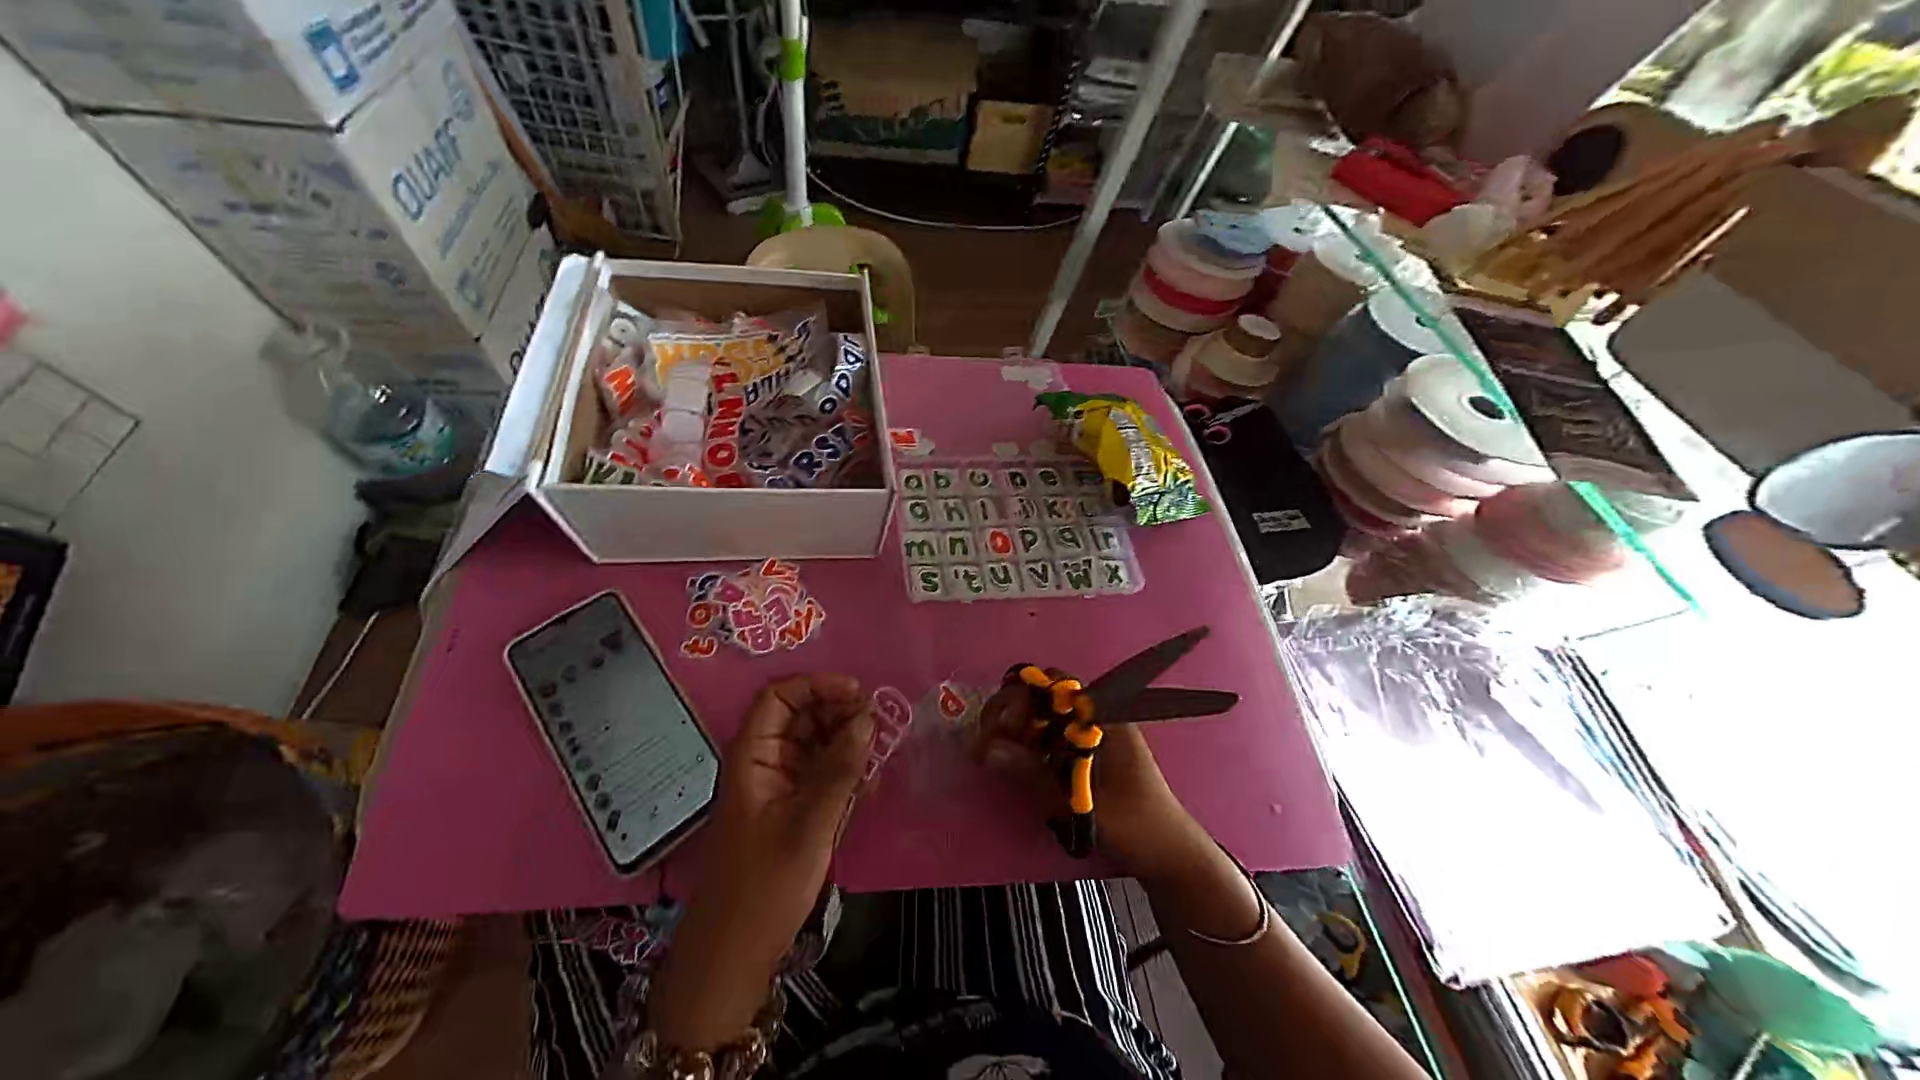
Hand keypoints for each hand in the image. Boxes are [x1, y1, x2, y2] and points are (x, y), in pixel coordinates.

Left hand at [651, 674, 872, 1049]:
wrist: (735, 954)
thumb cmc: (764, 886)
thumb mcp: (808, 824)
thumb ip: (840, 769)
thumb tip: (868, 720)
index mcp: (752, 756)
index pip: (779, 696)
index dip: (817, 686)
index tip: (858, 694)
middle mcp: (764, 762)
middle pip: (802, 716)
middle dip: (840, 715)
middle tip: (878, 728)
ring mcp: (779, 786)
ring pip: (817, 744)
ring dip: (848, 745)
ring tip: (878, 758)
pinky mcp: (793, 809)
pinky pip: (823, 775)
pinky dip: (846, 774)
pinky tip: (869, 786)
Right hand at [972, 682, 1205, 878]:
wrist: (1170, 855)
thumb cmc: (1136, 827)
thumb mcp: (1083, 803)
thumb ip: (1036, 775)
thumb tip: (990, 748)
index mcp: (1106, 718)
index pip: (1057, 684)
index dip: (1023, 697)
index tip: (1003, 727)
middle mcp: (1097, 719)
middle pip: (1045, 697)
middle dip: (1011, 712)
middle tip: (987, 743)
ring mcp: (1091, 736)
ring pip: (1043, 716)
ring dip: (1015, 729)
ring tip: (990, 753)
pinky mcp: (1085, 755)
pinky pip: (1050, 736)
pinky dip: (1027, 744)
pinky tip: (1010, 761)